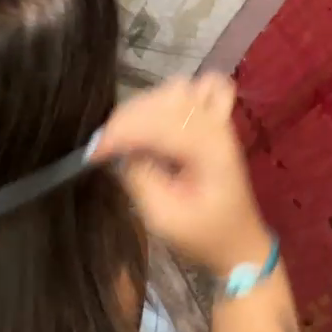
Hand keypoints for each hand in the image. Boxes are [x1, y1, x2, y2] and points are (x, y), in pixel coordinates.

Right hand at [95, 74, 272, 273]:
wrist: (237, 241)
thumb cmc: (203, 236)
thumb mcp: (164, 219)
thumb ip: (141, 180)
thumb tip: (121, 152)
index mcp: (211, 150)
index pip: (161, 124)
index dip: (121, 133)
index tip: (94, 153)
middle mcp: (217, 126)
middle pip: (166, 100)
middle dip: (127, 120)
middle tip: (104, 148)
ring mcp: (219, 119)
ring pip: (175, 90)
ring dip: (143, 108)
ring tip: (123, 135)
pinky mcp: (214, 119)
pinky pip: (193, 89)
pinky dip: (168, 97)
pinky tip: (152, 117)